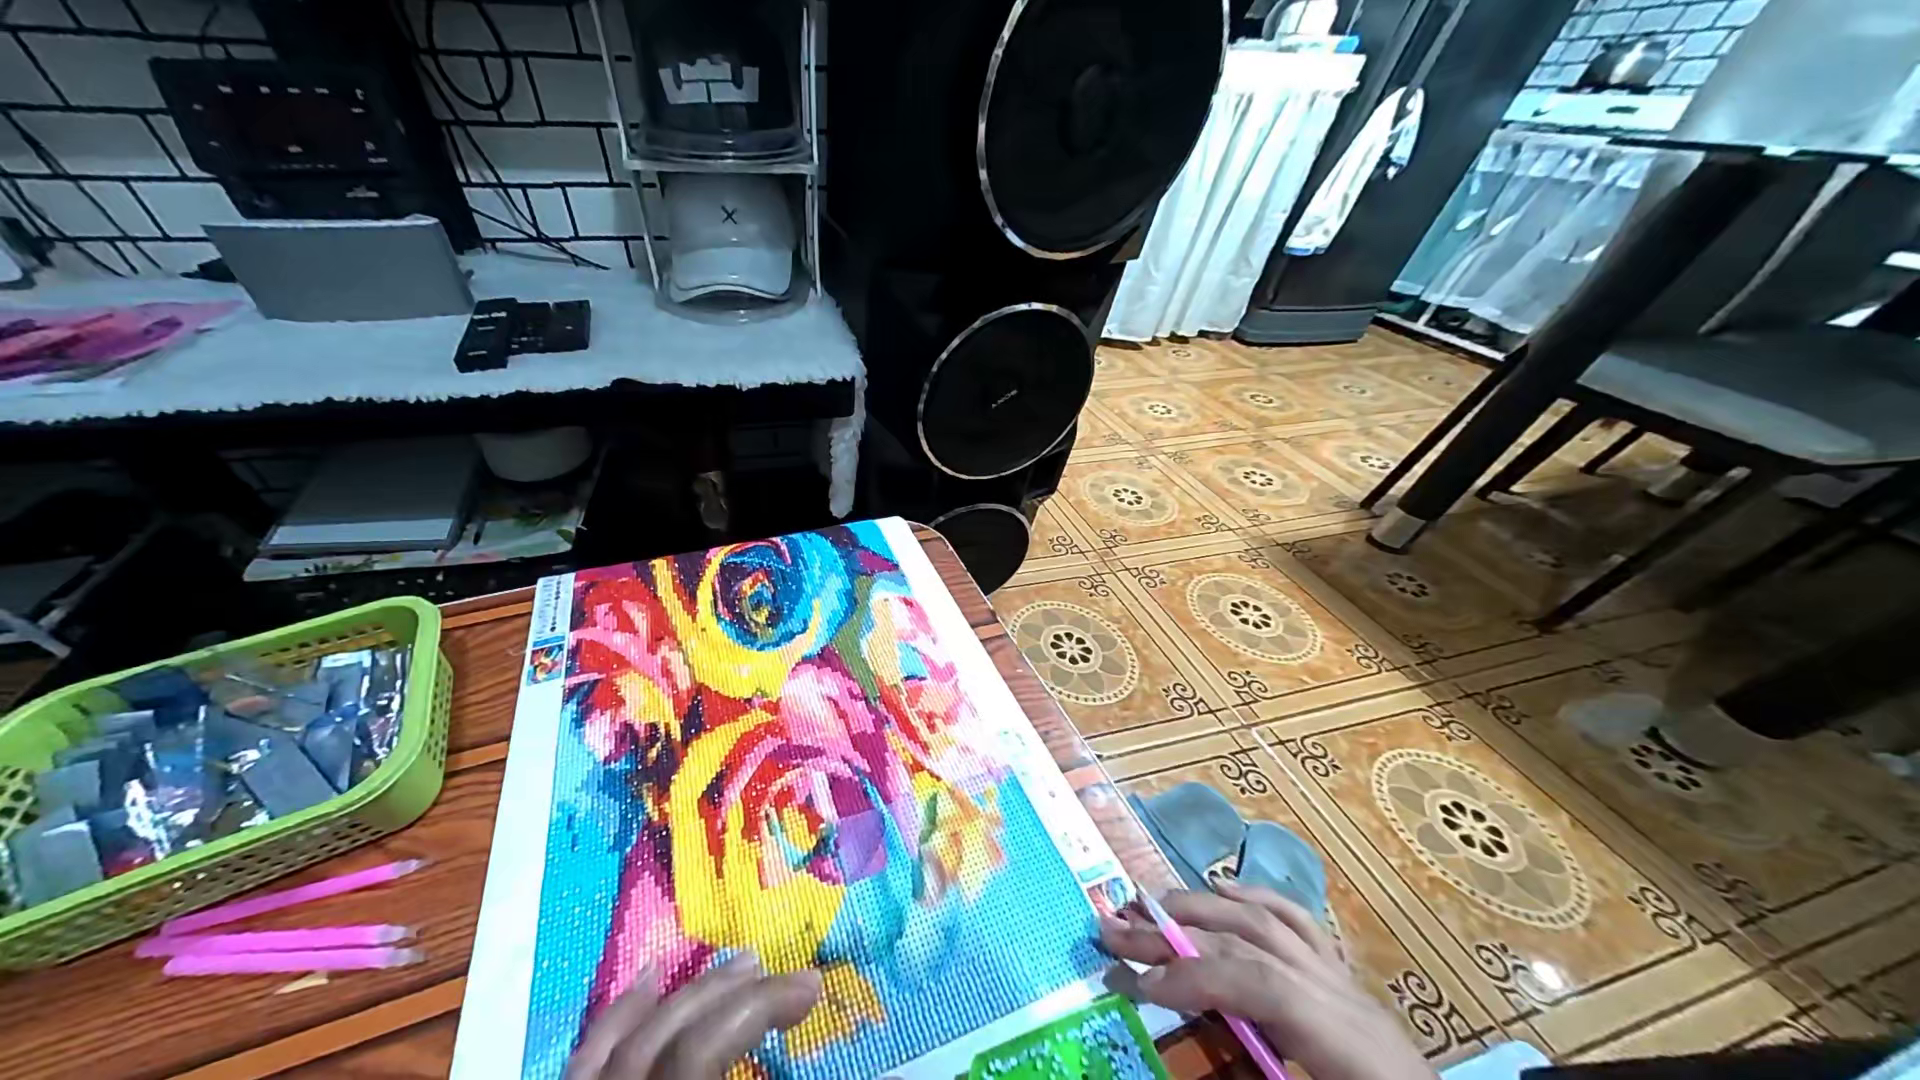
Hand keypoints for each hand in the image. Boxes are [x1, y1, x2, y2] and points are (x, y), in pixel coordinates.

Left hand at [565, 954, 823, 1079]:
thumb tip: (824, 1062)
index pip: (703, 1049)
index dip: (761, 1008)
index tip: (812, 985)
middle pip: (672, 1034)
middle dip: (736, 995)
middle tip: (790, 976)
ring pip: (630, 1037)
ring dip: (692, 993)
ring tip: (742, 963)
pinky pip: (585, 1057)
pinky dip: (621, 1012)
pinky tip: (653, 974)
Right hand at [1099, 880, 1436, 1079]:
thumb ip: (1248, 1071)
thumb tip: (1187, 1059)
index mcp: (1345, 1042)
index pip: (1259, 985)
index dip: (1193, 978)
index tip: (1135, 986)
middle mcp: (1344, 999)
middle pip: (1250, 943)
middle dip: (1175, 934)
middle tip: (1112, 929)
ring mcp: (1347, 985)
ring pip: (1268, 922)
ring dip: (1202, 908)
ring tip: (1151, 905)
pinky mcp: (1346, 985)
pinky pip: (1301, 925)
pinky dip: (1255, 900)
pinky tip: (1222, 890)